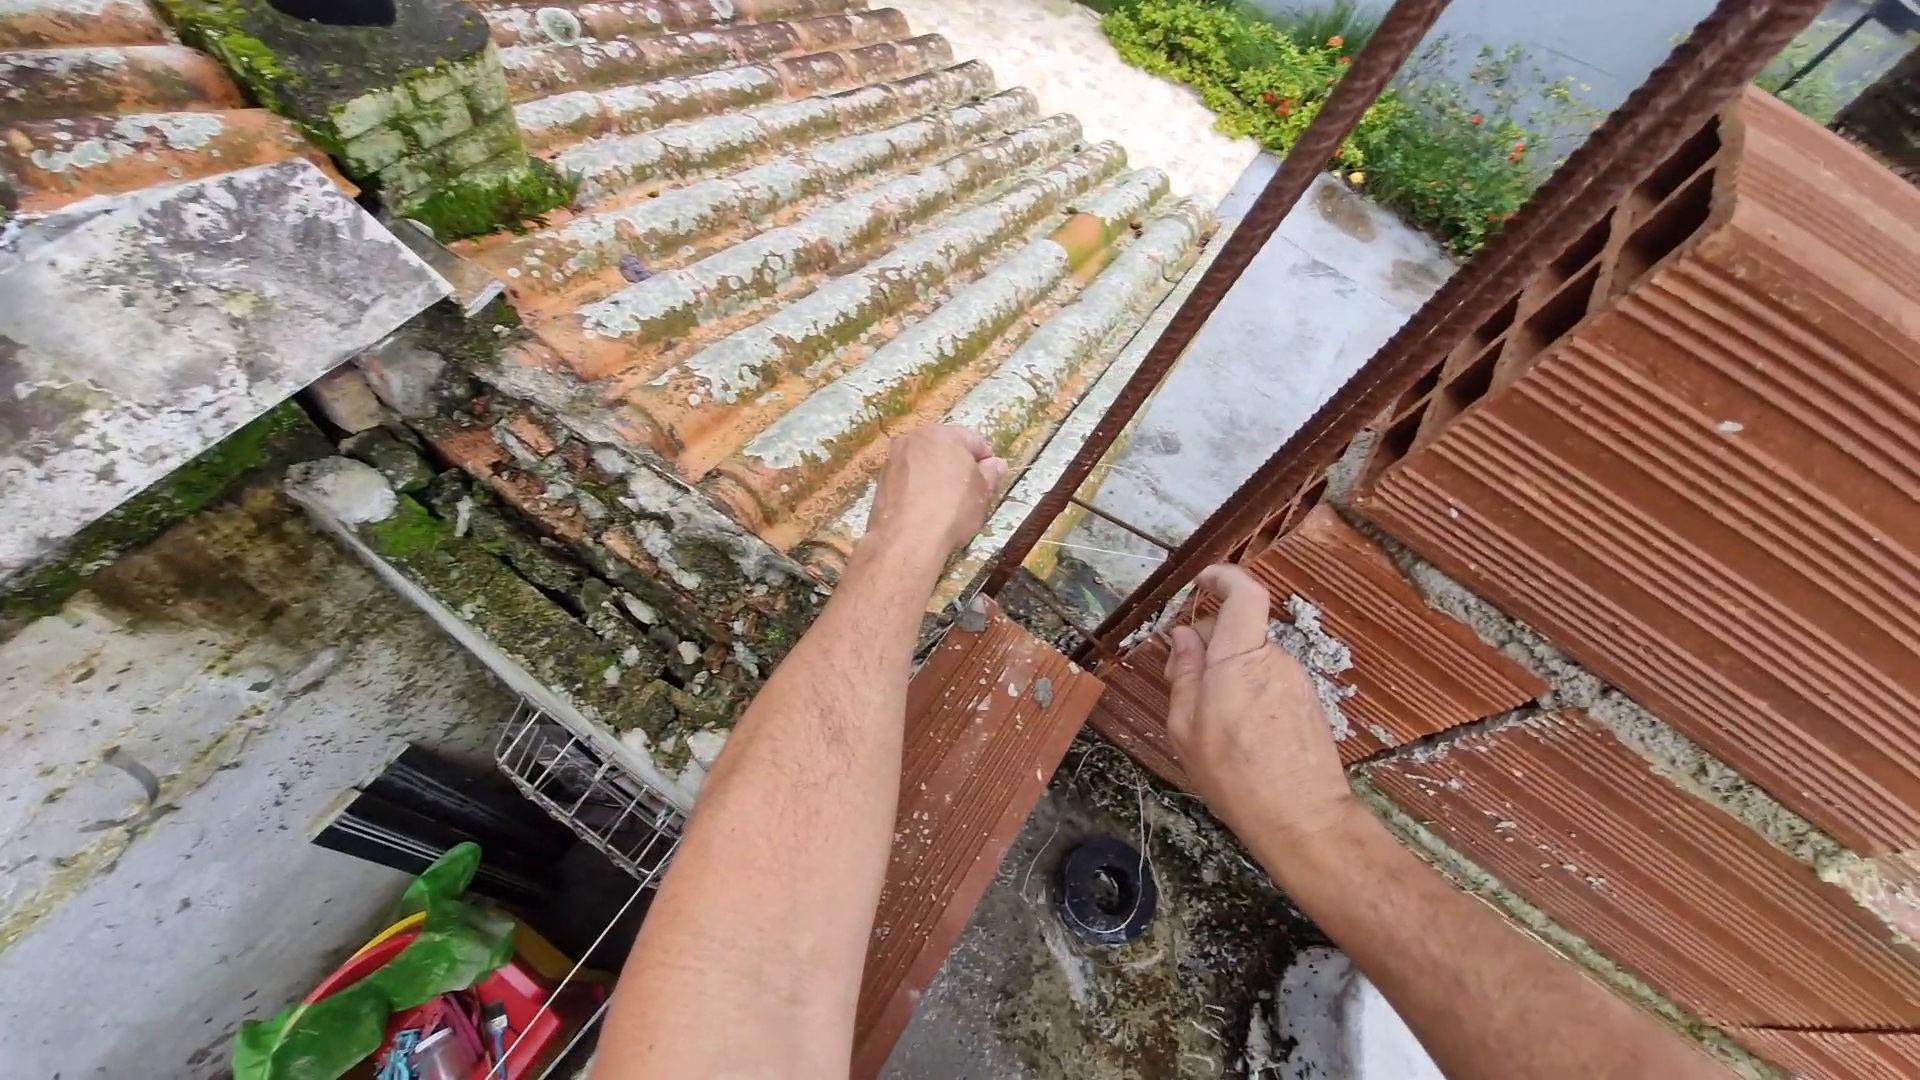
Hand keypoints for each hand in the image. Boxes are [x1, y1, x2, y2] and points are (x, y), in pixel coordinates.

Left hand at [862, 424, 1008, 562]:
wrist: (906, 539)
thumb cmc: (952, 510)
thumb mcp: (982, 493)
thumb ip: (991, 473)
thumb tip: (995, 464)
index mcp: (943, 434)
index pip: (974, 440)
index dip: (986, 460)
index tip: (989, 481)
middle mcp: (914, 438)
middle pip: (945, 447)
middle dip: (958, 465)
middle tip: (968, 492)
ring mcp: (894, 458)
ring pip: (923, 462)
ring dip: (935, 475)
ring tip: (943, 502)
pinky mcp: (880, 479)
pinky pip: (907, 478)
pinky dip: (917, 487)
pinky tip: (923, 509)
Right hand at [1163, 564, 1355, 845]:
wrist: (1303, 820)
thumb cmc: (1234, 777)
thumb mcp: (1186, 728)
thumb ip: (1184, 673)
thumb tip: (1183, 635)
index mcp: (1238, 662)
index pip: (1244, 595)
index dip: (1223, 577)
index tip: (1201, 582)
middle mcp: (1273, 660)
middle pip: (1236, 629)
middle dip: (1205, 645)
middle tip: (1181, 683)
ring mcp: (1295, 678)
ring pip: (1250, 656)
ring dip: (1226, 671)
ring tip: (1211, 718)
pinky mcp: (1307, 698)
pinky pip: (1268, 676)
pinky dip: (1247, 687)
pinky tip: (1239, 728)